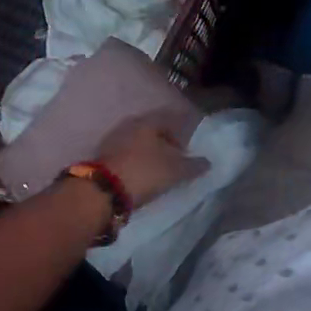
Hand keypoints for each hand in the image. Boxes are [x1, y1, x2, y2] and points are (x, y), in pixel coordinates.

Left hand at [94, 113, 208, 208]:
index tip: (190, 147)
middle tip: (176, 158)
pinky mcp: (103, 156)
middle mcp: (129, 125)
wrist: (103, 192)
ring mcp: (113, 140)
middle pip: (153, 130)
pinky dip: (137, 161)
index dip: (183, 131)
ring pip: (138, 142)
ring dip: (150, 152)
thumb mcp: (176, 171)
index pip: (171, 118)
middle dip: (166, 142)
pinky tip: (143, 173)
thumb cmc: (145, 172)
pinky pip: (127, 154)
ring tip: (160, 169)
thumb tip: (207, 162)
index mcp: (148, 121)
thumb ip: (194, 165)